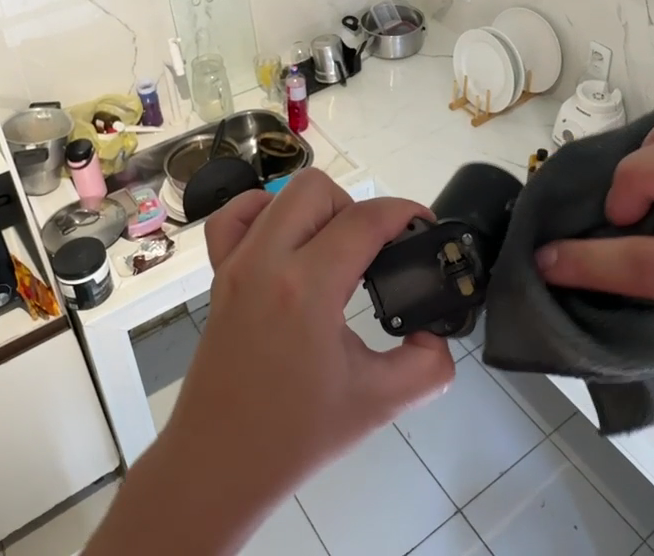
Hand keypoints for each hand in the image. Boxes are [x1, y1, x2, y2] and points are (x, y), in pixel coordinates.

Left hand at [163, 170, 456, 494]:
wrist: (218, 464)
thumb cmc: (297, 435)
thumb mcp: (380, 403)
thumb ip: (429, 365)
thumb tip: (436, 334)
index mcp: (307, 288)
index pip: (364, 219)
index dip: (404, 212)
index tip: (424, 227)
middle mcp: (265, 262)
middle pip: (318, 189)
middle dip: (357, 208)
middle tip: (376, 250)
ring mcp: (234, 265)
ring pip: (278, 194)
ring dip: (316, 208)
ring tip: (334, 250)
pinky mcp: (217, 276)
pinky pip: (234, 217)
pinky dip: (265, 213)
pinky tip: (287, 242)